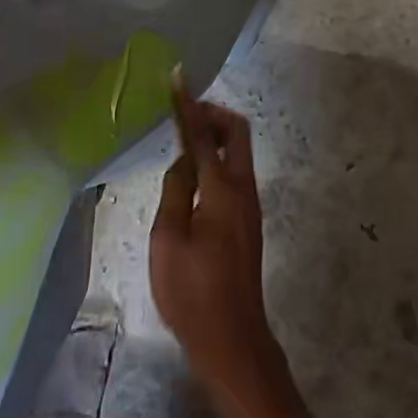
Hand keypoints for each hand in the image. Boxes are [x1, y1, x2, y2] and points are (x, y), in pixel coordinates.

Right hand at [152, 94, 317, 417]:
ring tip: (179, 135)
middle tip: (181, 110)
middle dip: (212, 112)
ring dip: (213, 134)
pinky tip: (189, 170)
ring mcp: (249, 205)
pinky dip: (214, 156)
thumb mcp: (168, 239)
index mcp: (222, 190)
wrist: (233, 341)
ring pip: (237, 151)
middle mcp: (243, 190)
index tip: (177, 76)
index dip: (188, 103)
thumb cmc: (193, 292)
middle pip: (237, 132)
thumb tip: (183, 160)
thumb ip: (174, 190)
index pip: (203, 134)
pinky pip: (233, 170)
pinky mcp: (246, 220)